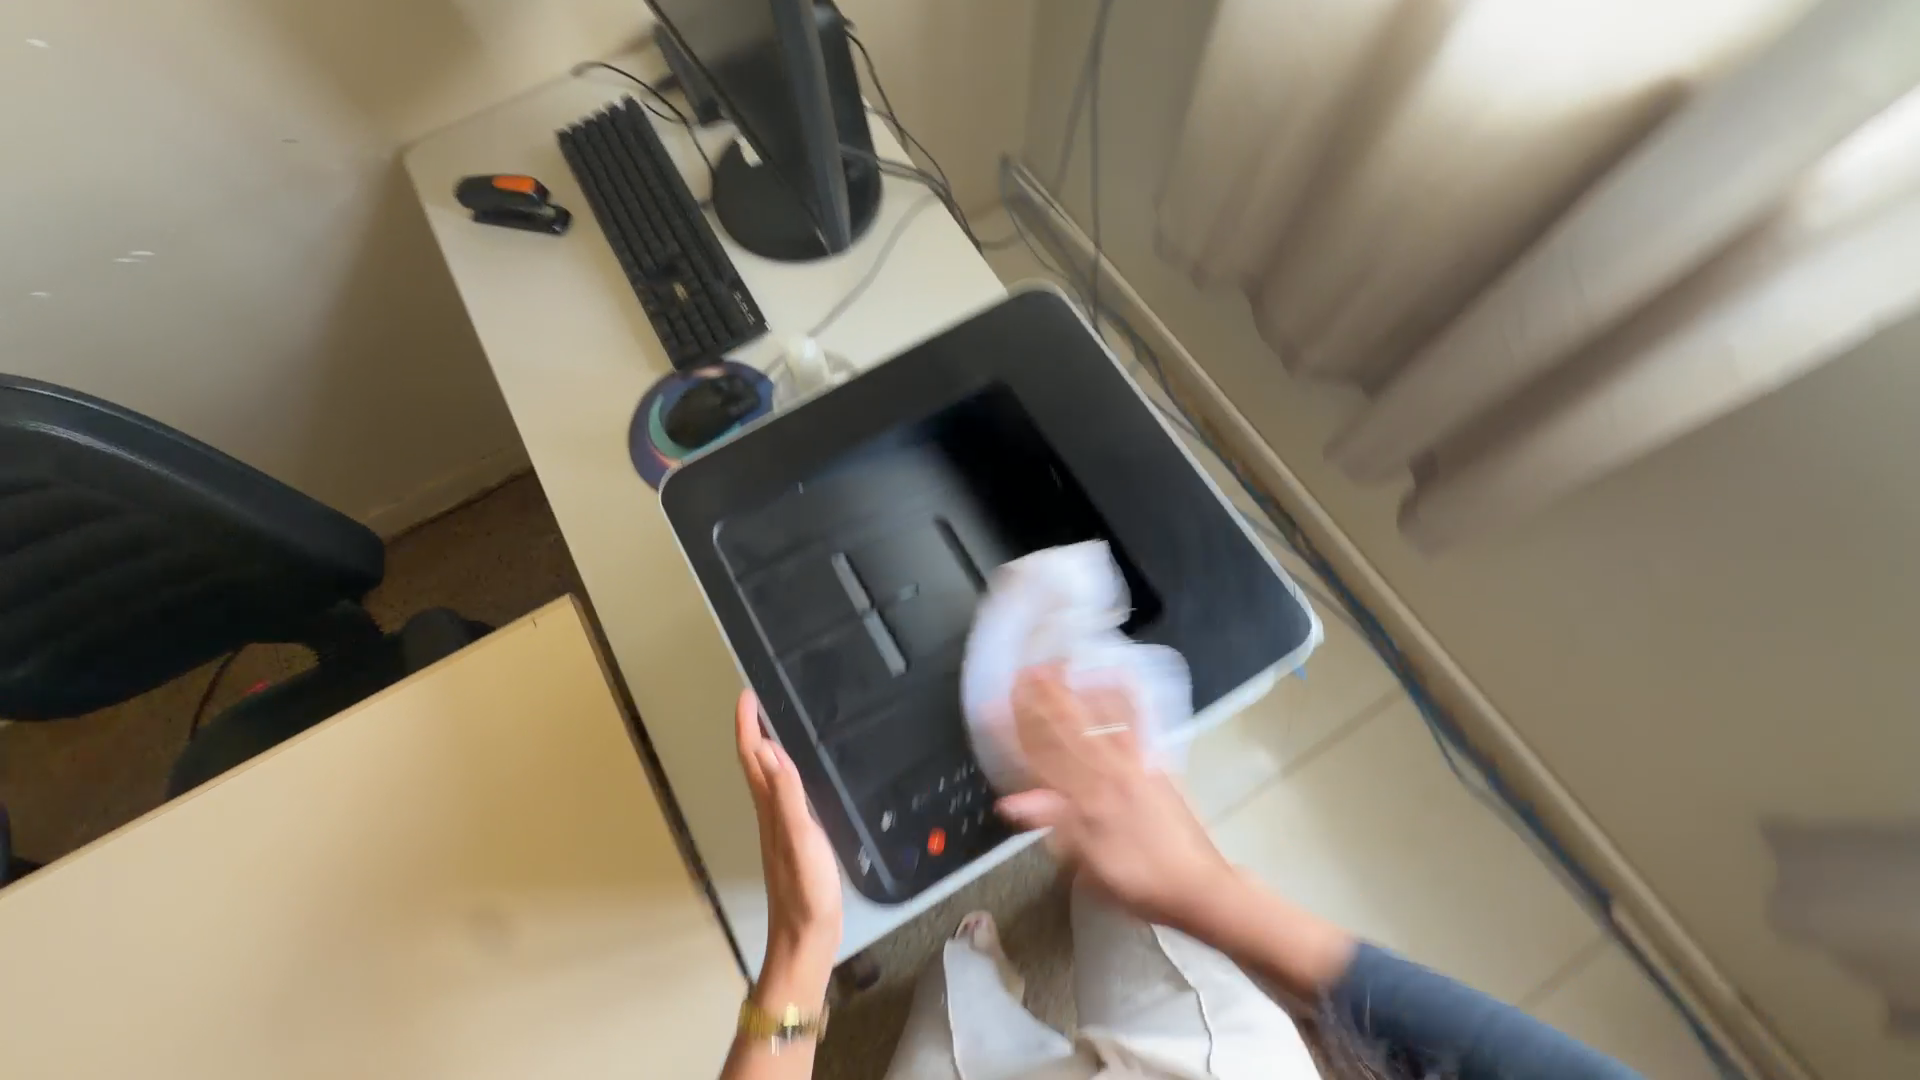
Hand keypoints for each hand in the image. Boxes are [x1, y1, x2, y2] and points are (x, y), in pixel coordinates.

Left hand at [734, 690, 841, 976]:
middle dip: (754, 731)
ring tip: (773, 727)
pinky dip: (784, 773)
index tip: (746, 695)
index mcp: (769, 809)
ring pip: (767, 778)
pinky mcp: (795, 839)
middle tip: (759, 702)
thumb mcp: (800, 838)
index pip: (752, 758)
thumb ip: (787, 796)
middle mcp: (770, 813)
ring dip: (765, 751)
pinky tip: (794, 775)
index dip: (747, 726)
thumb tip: (768, 750)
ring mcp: (780, 827)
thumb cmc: (805, 891)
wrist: (806, 938)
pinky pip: (783, 794)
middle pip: (755, 764)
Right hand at [995, 666, 1238, 932]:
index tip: (994, 710)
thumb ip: (1054, 824)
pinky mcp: (1157, 762)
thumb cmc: (1139, 881)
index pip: (1042, 756)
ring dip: (1077, 691)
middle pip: (1070, 729)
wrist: (1200, 886)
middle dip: (1043, 699)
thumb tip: (1010, 802)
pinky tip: (1115, 678)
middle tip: (1023, 672)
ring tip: (1059, 667)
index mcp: (1088, 799)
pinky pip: (1137, 723)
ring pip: (1100, 719)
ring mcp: (1136, 763)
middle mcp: (1110, 772)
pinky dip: (1124, 697)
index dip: (1016, 731)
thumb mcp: (1090, 863)